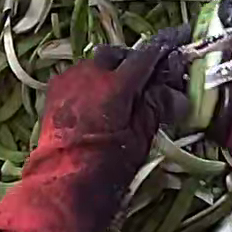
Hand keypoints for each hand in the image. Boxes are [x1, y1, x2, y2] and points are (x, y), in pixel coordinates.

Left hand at [0, 32, 187, 231]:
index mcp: (115, 84)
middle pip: (116, 55)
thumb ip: (156, 107)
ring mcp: (68, 81)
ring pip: (93, 64)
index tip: (178, 40)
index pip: (145, 56)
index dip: (164, 49)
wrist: (58, 191)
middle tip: (146, 78)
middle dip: (132, 61)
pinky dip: (90, 83)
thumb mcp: (139, 139)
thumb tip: (176, 93)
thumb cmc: (105, 170)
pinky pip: (77, 78)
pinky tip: (97, 102)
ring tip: (120, 92)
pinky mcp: (53, 94)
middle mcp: (89, 74)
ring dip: (109, 72)